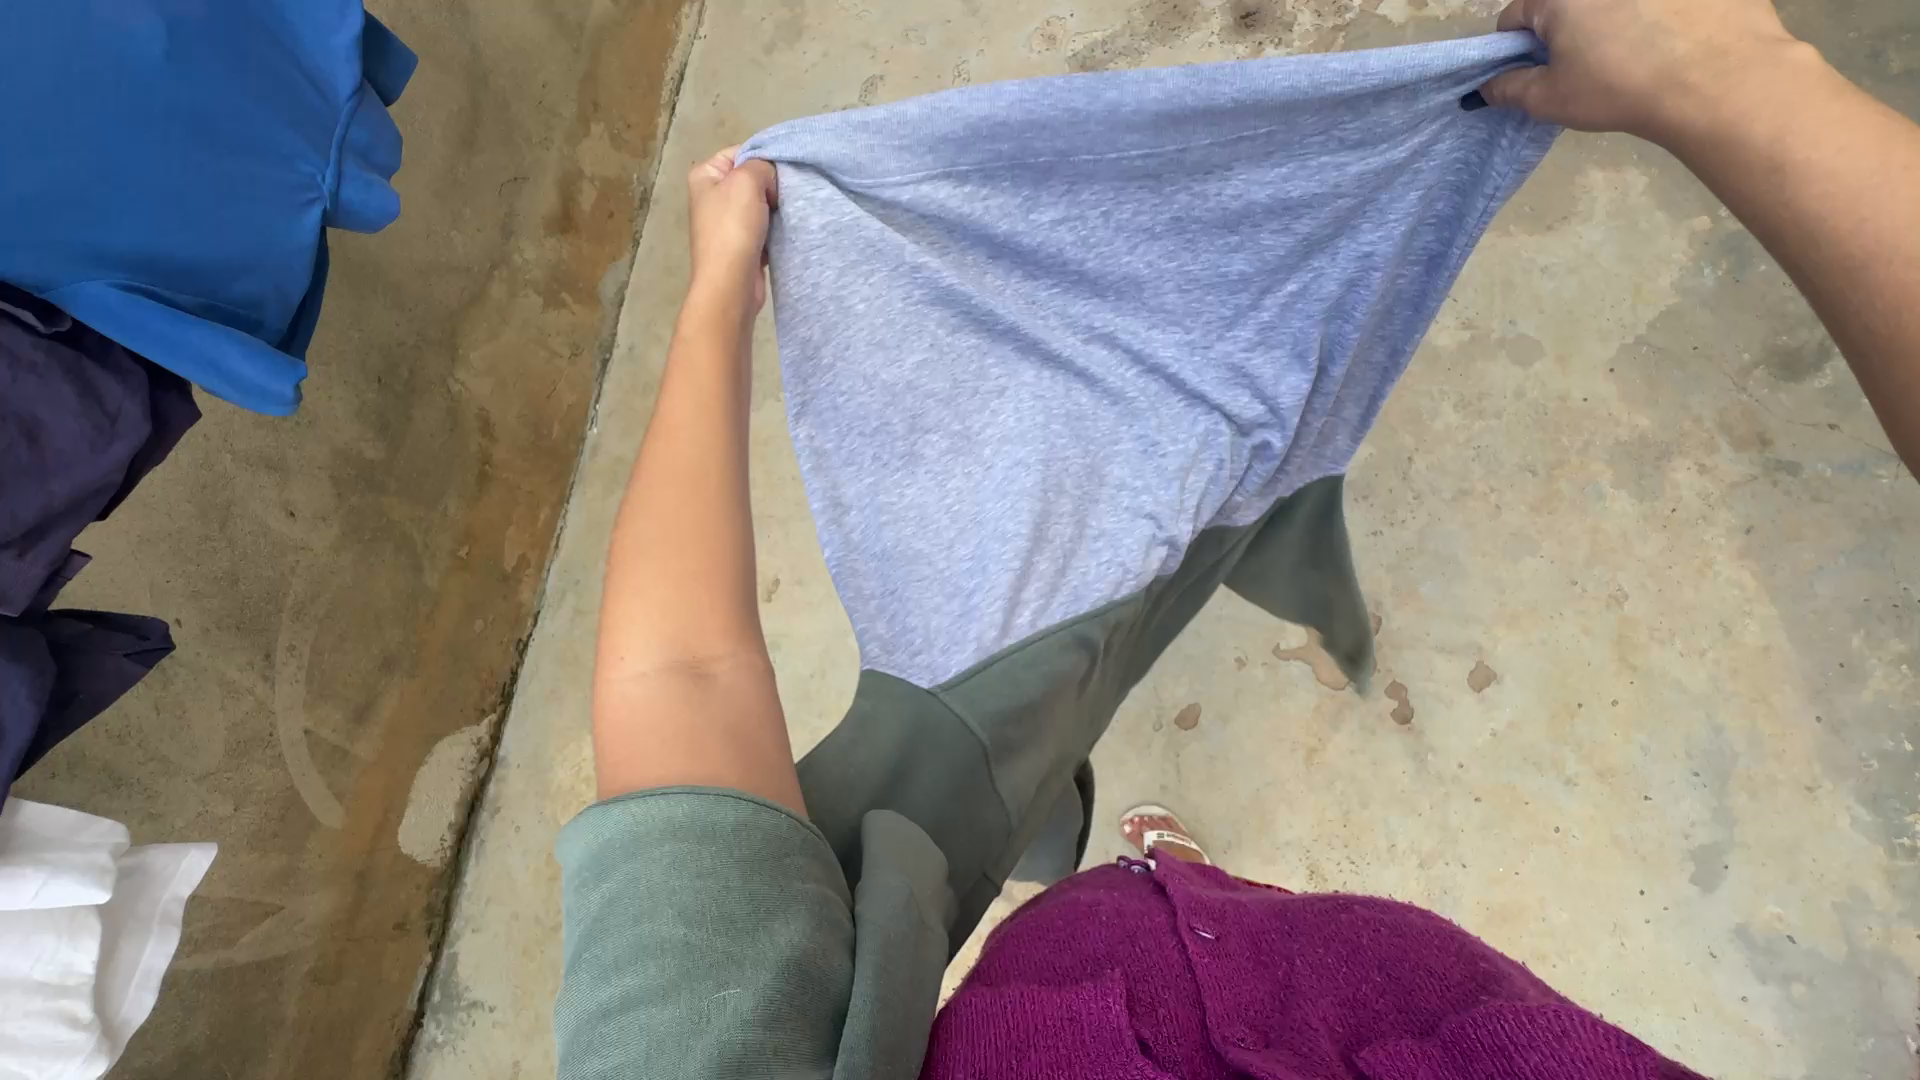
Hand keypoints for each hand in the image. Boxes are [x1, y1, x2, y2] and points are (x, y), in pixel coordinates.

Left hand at [686, 145, 777, 311]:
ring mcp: (727, 223)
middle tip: (789, 194)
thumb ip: (762, 165)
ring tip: (791, 213)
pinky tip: (786, 233)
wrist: (731, 283)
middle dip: (773, 185)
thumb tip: (771, 177)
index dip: (764, 158)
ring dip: (777, 209)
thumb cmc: (734, 228)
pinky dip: (776, 230)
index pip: (740, 152)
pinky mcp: (742, 246)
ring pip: (761, 205)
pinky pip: (764, 229)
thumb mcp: (747, 181)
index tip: (784, 170)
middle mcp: (713, 197)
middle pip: (751, 180)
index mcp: (705, 175)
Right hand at [1481, 0, 1814, 146]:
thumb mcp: (1547, 99)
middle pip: (1563, 3)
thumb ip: (1508, 89)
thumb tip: (1490, 84)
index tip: (1528, 68)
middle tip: (1576, 62)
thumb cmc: (1617, 89)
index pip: (1515, 13)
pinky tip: (1665, 35)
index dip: (1513, 45)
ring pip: (1608, 3)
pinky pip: (1653, 2)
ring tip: (1625, 48)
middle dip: (1561, 28)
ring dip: (1605, 19)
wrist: (1716, 77)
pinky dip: (1650, 13)